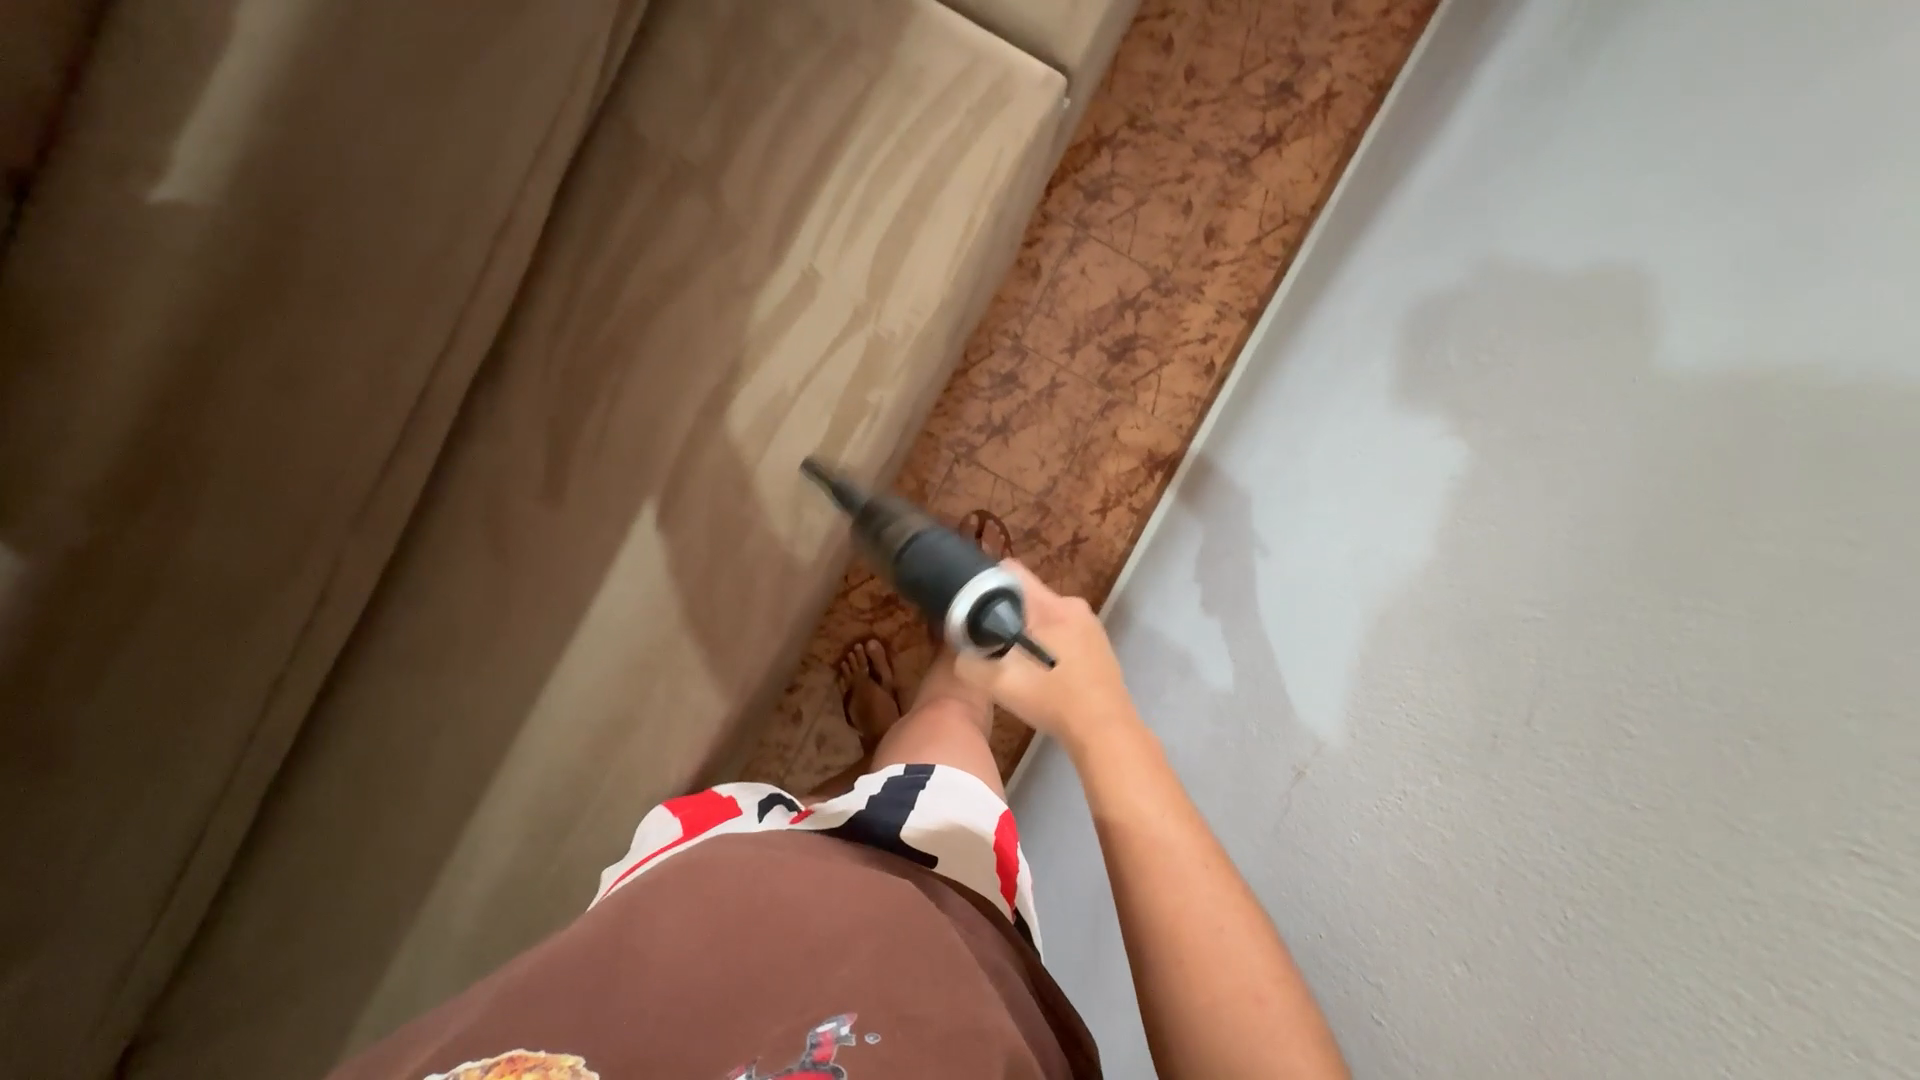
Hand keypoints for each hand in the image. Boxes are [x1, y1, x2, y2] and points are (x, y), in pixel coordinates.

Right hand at [955, 560, 1137, 749]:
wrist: (1104, 731)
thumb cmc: (1053, 700)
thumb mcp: (998, 684)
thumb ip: (969, 663)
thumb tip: (962, 651)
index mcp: (1050, 605)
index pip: (1010, 571)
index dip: (985, 583)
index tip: (972, 605)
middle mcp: (1073, 605)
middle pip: (1026, 597)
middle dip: (1006, 615)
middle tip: (992, 645)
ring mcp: (1090, 624)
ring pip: (1045, 617)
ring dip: (1029, 634)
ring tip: (1018, 664)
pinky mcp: (1099, 644)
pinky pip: (1063, 633)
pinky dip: (1050, 646)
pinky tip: (1045, 675)